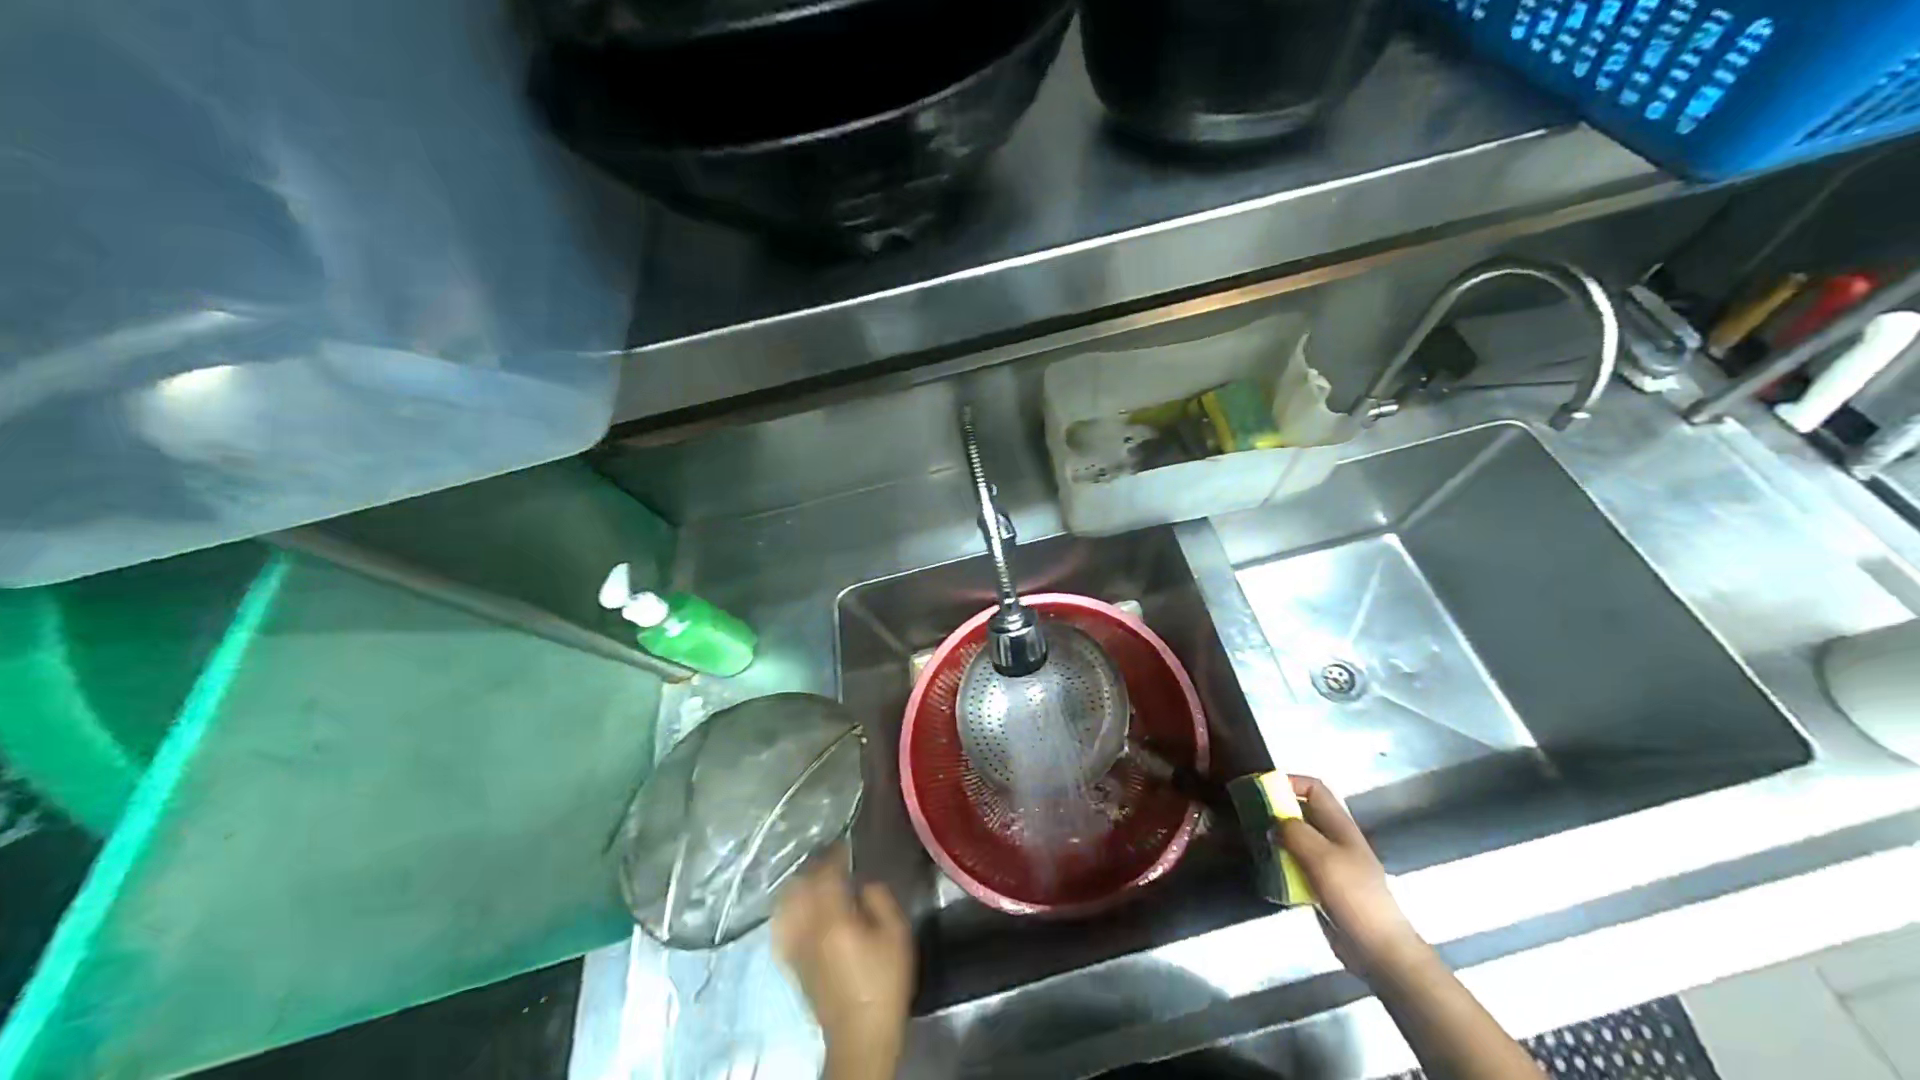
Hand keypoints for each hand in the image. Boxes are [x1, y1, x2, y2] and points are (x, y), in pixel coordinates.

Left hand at [772, 848, 914, 1079]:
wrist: (861, 1034)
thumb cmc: (884, 981)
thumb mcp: (896, 934)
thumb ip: (879, 899)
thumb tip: (863, 883)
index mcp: (833, 917)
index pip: (826, 872)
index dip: (834, 853)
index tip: (845, 843)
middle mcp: (807, 926)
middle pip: (801, 884)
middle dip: (815, 865)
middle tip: (832, 857)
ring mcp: (795, 944)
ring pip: (787, 902)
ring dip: (799, 884)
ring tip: (815, 877)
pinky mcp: (791, 961)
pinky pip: (781, 924)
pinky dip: (787, 908)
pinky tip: (797, 906)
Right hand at [1274, 776, 1426, 977]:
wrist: (1379, 950)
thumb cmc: (1353, 896)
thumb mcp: (1321, 857)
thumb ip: (1294, 832)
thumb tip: (1273, 822)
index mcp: (1340, 826)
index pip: (1315, 789)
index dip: (1289, 781)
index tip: (1262, 790)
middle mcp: (1335, 840)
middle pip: (1303, 813)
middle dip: (1276, 810)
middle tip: (1249, 817)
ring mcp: (1330, 865)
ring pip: (1297, 840)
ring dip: (1276, 838)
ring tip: (1254, 843)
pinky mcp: (1323, 887)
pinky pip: (1296, 865)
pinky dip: (1281, 864)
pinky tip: (1267, 872)